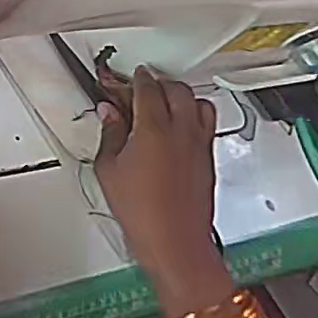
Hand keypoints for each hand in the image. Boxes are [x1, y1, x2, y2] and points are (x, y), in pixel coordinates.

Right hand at [94, 65, 228, 303]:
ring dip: (181, 95)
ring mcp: (199, 144)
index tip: (130, 76)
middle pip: (176, 89)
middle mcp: (181, 131)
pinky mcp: (209, 158)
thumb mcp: (108, 168)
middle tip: (143, 87)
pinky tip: (181, 123)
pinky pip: (207, 122)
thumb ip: (110, 133)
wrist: (174, 241)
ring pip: (198, 102)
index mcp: (153, 128)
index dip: (137, 78)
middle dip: (158, 83)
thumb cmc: (141, 210)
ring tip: (165, 100)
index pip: (147, 89)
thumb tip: (109, 113)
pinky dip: (194, 113)